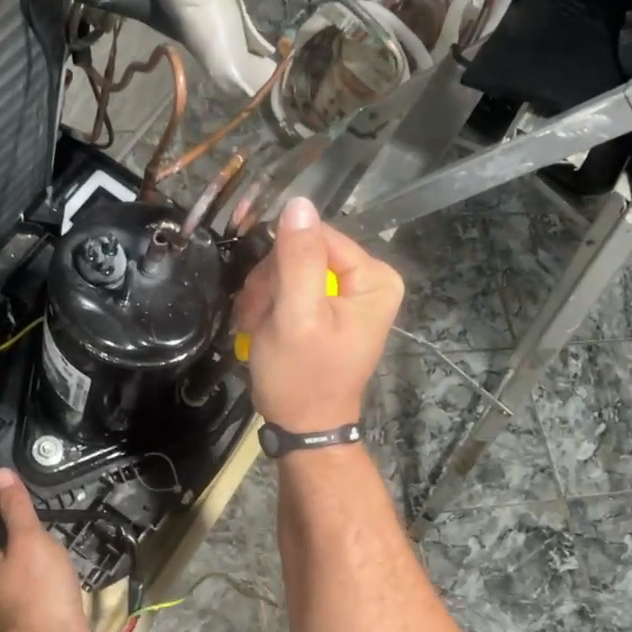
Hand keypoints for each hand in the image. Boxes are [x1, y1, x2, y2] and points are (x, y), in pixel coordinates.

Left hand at [0, 469, 89, 631]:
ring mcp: (13, 610)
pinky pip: (45, 599)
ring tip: (68, 562)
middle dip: (34, 552)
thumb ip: (16, 508)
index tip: (37, 519)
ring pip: (30, 581)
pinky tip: (71, 588)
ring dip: (46, 574)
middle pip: (14, 560)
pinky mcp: (35, 626)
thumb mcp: (30, 539)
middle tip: (59, 541)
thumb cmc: (38, 591)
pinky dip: (55, 593)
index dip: (16, 526)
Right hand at [235, 197, 403, 430]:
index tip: (262, 296)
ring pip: (289, 270)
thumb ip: (298, 258)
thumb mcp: (296, 315)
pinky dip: (270, 308)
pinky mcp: (329, 310)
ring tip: (257, 328)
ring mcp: (349, 296)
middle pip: (302, 252)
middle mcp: (368, 281)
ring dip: (265, 297)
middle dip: (271, 284)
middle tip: (256, 318)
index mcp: (374, 278)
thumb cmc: (301, 376)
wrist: (303, 428)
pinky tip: (263, 329)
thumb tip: (297, 203)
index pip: (317, 236)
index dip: (281, 261)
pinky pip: (291, 288)